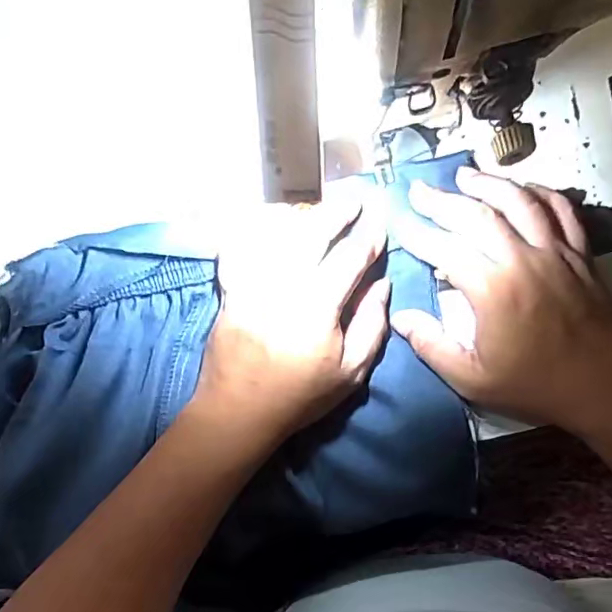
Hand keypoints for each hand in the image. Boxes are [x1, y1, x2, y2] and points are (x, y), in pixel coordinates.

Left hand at [188, 198, 391, 445]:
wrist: (237, 412)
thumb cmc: (298, 397)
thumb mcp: (349, 373)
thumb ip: (371, 326)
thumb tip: (381, 285)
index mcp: (317, 307)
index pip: (350, 257)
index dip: (369, 236)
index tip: (381, 221)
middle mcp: (282, 285)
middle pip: (312, 232)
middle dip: (337, 211)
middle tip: (353, 200)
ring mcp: (251, 284)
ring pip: (275, 233)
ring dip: (300, 215)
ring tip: (316, 211)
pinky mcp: (229, 289)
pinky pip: (240, 246)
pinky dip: (253, 229)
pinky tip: (267, 224)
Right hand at [394, 168, 611, 430]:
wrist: (604, 387)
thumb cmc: (533, 386)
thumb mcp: (471, 379)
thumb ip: (432, 345)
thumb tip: (400, 317)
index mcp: (492, 289)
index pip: (444, 249)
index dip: (417, 235)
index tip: (397, 224)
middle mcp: (523, 259)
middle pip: (478, 215)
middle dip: (442, 200)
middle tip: (418, 190)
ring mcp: (556, 253)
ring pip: (519, 202)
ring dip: (488, 185)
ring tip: (464, 176)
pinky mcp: (580, 255)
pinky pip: (560, 211)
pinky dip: (540, 193)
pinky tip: (523, 189)